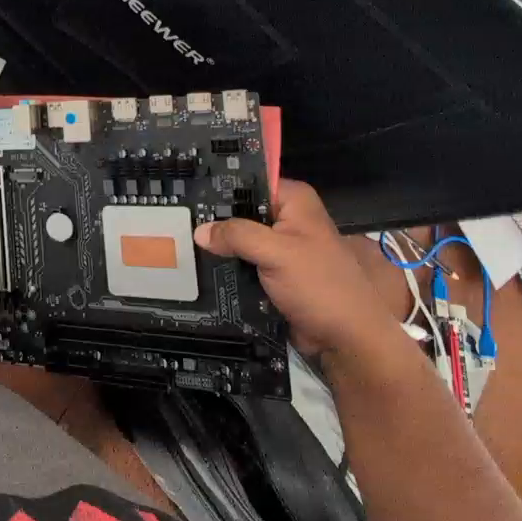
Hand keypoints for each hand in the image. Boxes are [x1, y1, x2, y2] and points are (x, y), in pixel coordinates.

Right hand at [195, 179, 409, 368]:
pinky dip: (226, 264)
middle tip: (175, 218)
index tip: (186, 190)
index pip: (250, 180)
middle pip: (241, 210)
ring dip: (217, 244)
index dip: (220, 185)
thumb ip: (236, 235)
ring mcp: (280, 246)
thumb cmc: (320, 286)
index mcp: (294, 201)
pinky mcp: (274, 272)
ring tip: (178, 240)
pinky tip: (197, 263)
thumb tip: (199, 231)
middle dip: (214, 218)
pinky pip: (243, 261)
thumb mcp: (276, 252)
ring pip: (240, 238)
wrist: (346, 339)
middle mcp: (287, 217)